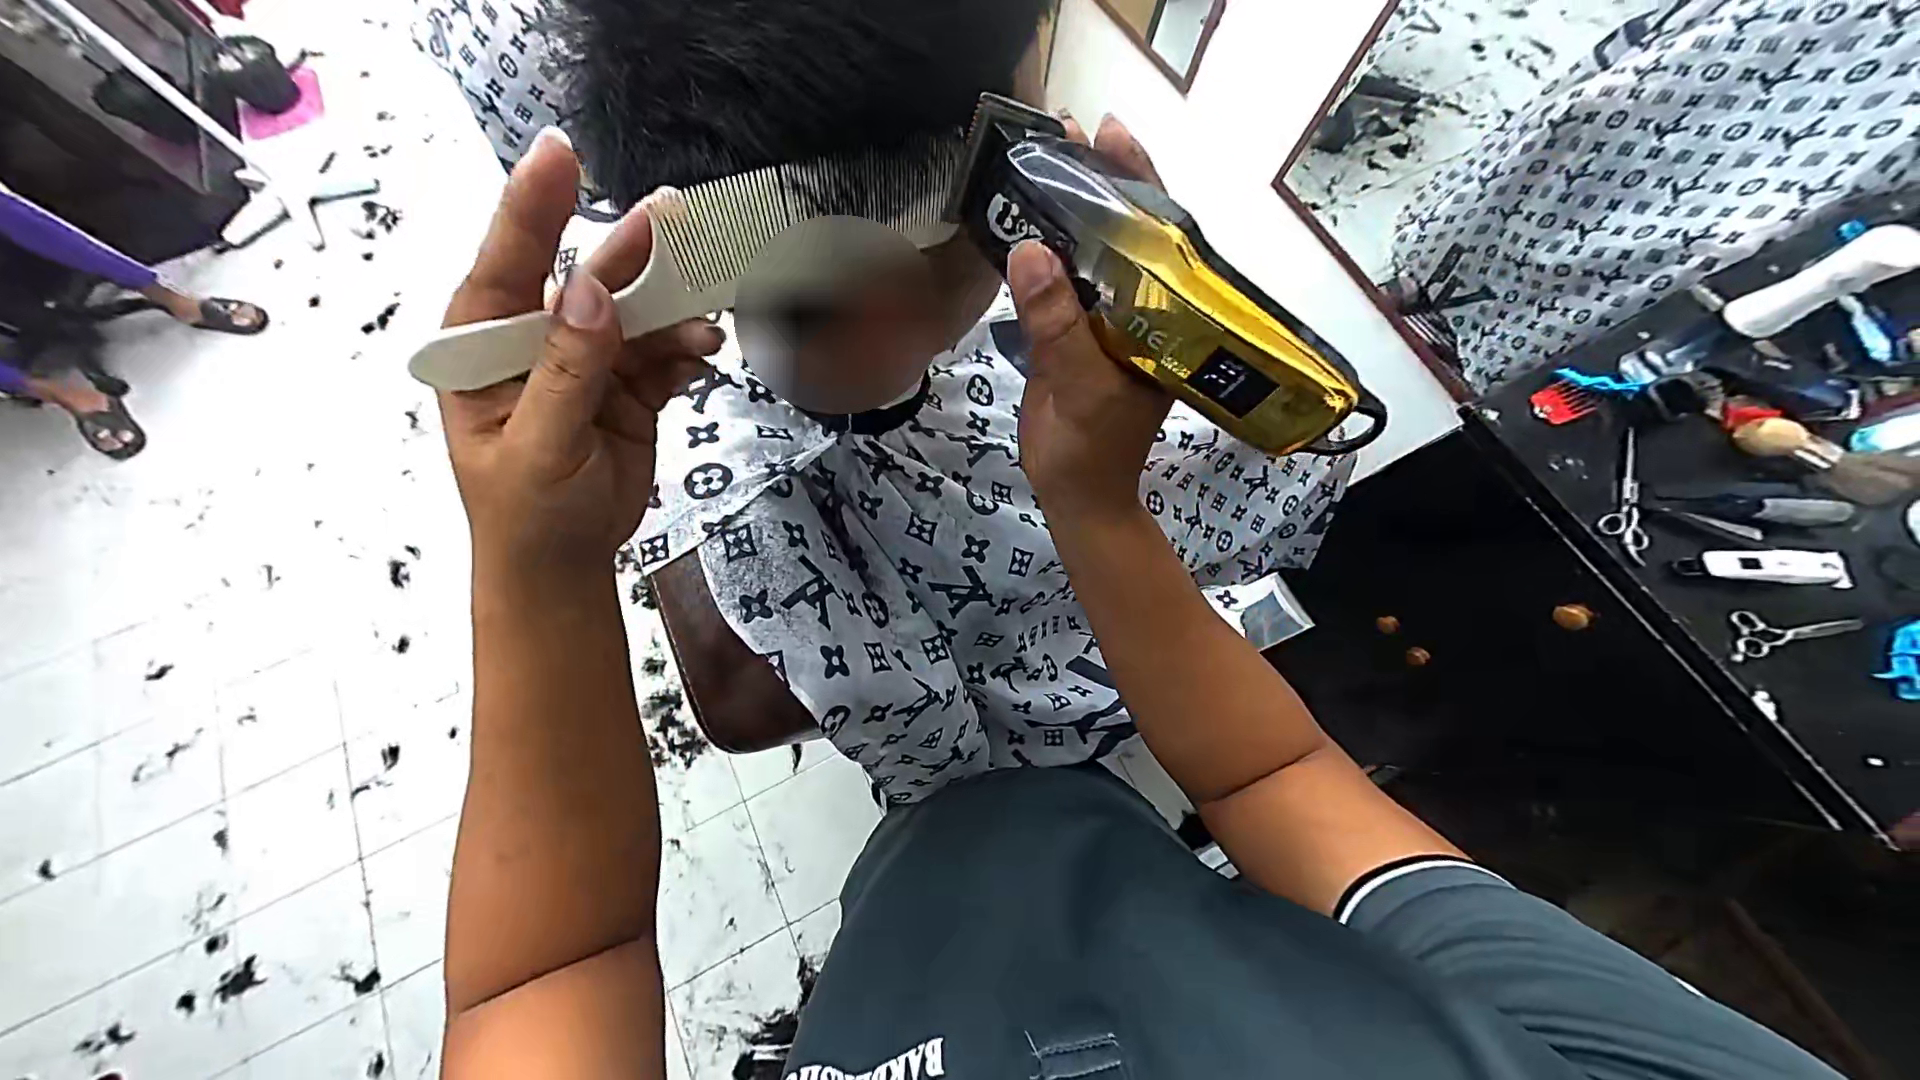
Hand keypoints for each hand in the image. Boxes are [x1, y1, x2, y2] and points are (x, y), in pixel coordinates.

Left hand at [439, 128, 723, 576]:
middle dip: (627, 256)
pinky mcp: (627, 394)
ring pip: (635, 323)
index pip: (504, 267)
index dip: (532, 209)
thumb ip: (563, 371)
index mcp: (485, 352)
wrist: (563, 563)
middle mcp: (536, 349)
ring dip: (672, 318)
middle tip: (671, 223)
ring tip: (704, 324)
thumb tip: (585, 297)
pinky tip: (702, 352)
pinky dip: (686, 355)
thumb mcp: (537, 445)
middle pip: (583, 285)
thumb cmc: (526, 514)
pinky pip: (662, 360)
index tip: (560, 157)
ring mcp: (588, 370)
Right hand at [1010, 115, 1173, 522]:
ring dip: (1067, 217)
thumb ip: (1058, 323)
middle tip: (1062, 135)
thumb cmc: (1091, 448)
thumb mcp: (1078, 386)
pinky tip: (1022, 230)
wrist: (1075, 493)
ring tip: (1040, 166)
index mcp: (1161, 322)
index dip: (1137, 184)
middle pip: (1125, 238)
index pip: (1158, 240)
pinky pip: (1061, 289)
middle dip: (1098, 187)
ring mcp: (1107, 325)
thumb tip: (1029, 250)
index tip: (1109, 137)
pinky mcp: (1076, 339)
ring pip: (1090, 261)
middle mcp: (1141, 314)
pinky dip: (1042, 260)